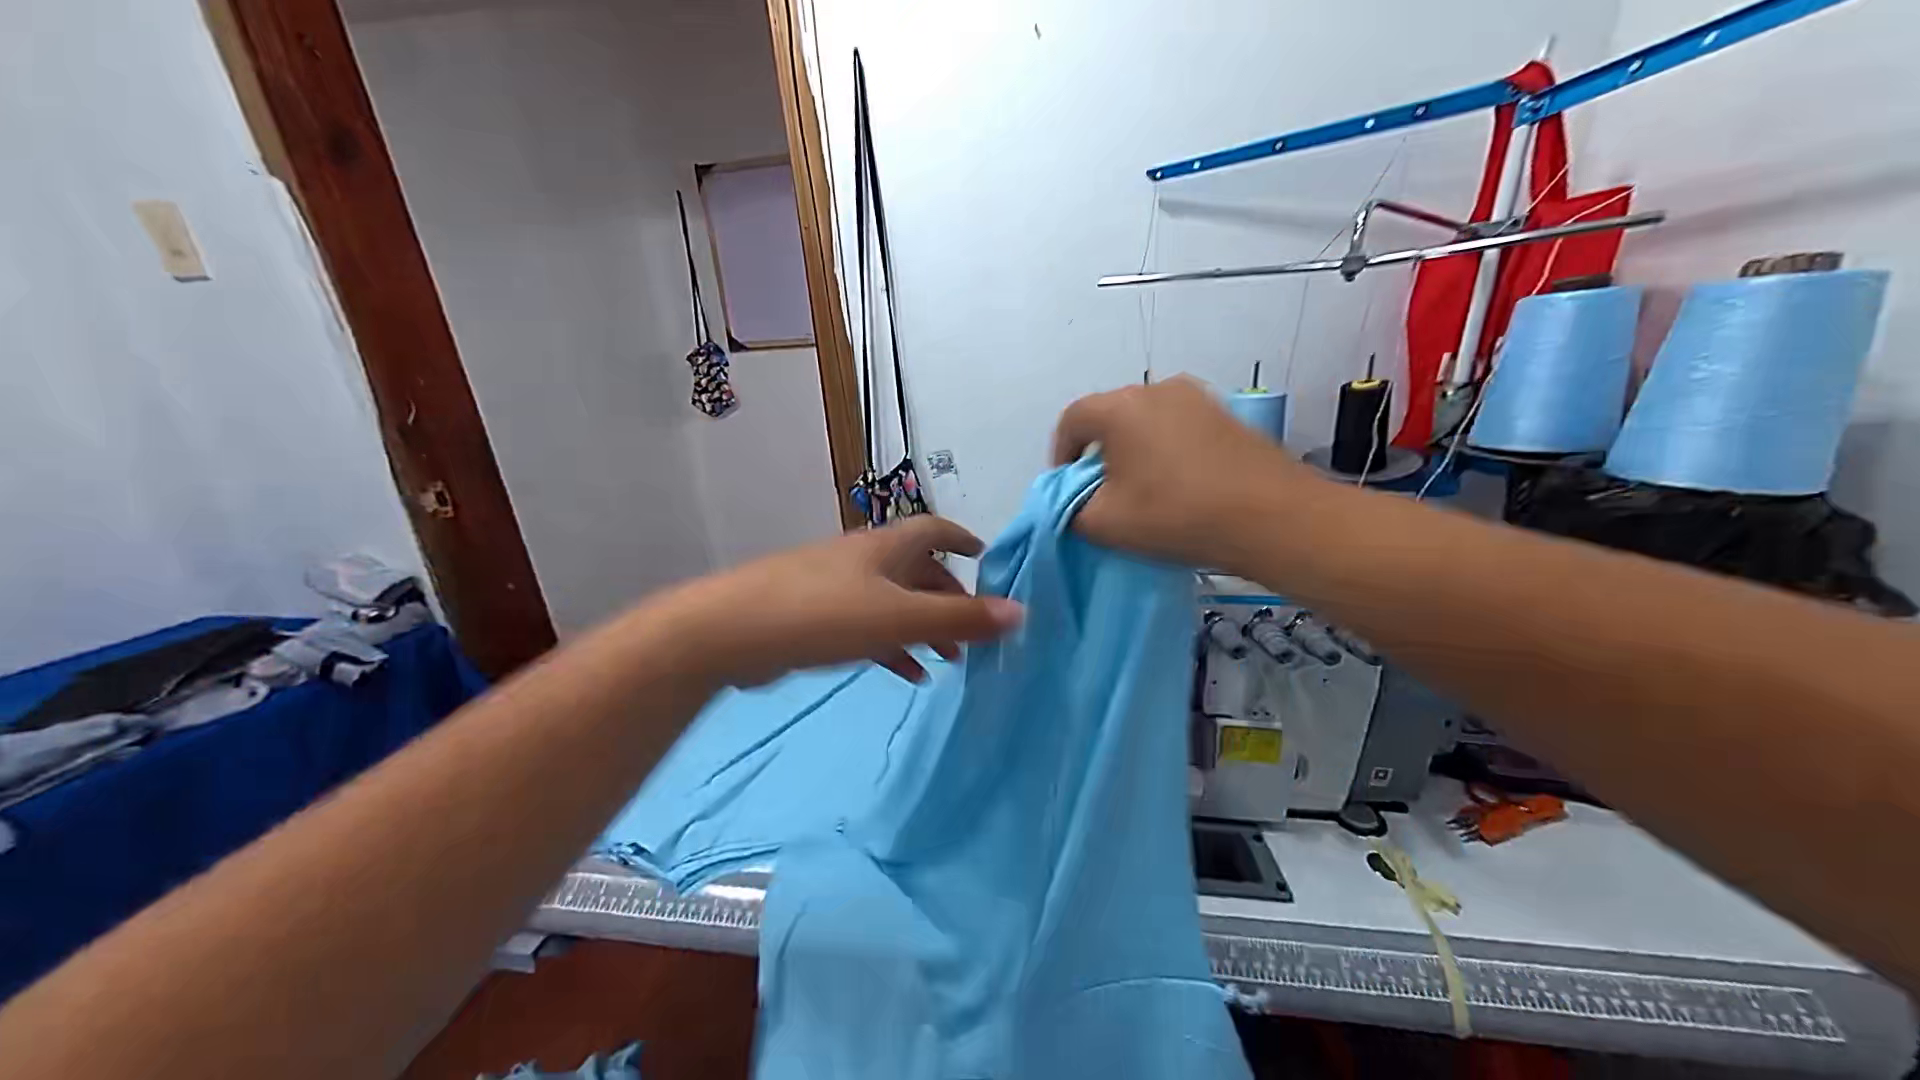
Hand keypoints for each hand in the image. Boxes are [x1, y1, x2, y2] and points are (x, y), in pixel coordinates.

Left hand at [652, 517, 1023, 686]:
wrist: (729, 632)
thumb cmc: (821, 614)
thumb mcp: (898, 617)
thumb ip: (958, 618)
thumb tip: (1019, 612)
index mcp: (886, 548)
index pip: (935, 530)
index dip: (963, 539)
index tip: (986, 558)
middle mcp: (863, 561)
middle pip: (918, 571)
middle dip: (949, 598)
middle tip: (973, 632)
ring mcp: (835, 588)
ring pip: (893, 603)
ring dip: (923, 628)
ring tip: (948, 660)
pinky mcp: (813, 618)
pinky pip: (866, 629)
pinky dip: (891, 647)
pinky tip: (906, 675)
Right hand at [1052, 377, 1334, 571]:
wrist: (1272, 517)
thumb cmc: (1176, 515)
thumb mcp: (1104, 524)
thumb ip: (1069, 510)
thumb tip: (1072, 501)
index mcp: (1118, 407)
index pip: (1070, 421)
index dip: (1060, 456)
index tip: (1068, 491)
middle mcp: (1156, 388)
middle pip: (1108, 418)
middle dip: (1097, 454)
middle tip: (1102, 494)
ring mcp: (1197, 397)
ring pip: (1145, 422)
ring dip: (1133, 452)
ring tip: (1142, 492)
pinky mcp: (1225, 414)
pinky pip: (1177, 427)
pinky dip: (1165, 451)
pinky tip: (1178, 485)